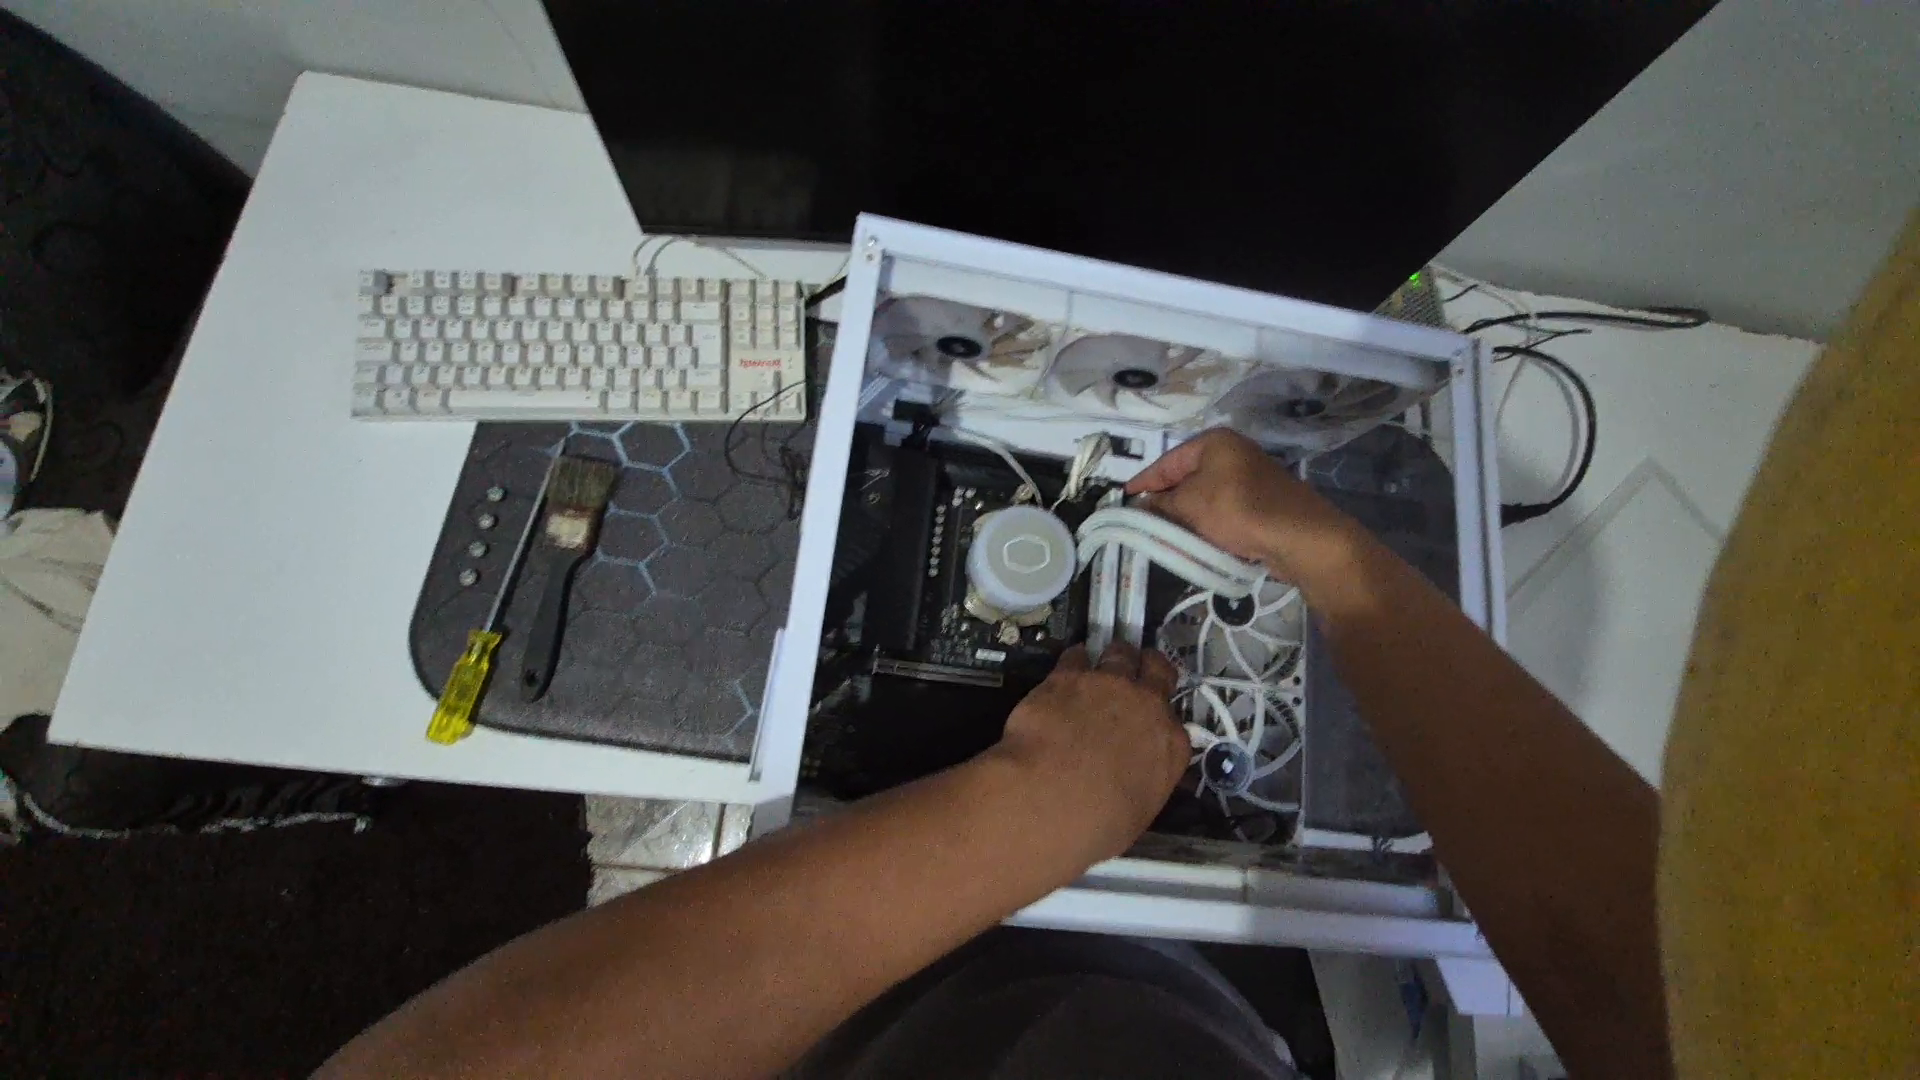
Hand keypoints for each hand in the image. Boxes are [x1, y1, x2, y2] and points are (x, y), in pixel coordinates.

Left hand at [986, 643, 1187, 862]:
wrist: (1053, 795)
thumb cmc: (1098, 821)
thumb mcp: (1137, 810)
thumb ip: (1140, 780)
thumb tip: (1128, 779)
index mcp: (1170, 745)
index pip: (1173, 720)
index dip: (1158, 715)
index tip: (1146, 718)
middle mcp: (1146, 705)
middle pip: (1156, 669)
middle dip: (1147, 665)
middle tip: (1136, 667)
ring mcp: (1108, 684)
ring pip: (1119, 653)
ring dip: (1112, 657)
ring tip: (1099, 664)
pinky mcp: (1068, 675)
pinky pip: (1075, 656)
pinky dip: (1073, 661)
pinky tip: (1064, 671)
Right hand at [1126, 427, 1362, 587]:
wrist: (1297, 536)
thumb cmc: (1236, 510)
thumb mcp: (1187, 506)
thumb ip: (1159, 505)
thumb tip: (1141, 507)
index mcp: (1214, 443)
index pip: (1167, 461)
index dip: (1144, 481)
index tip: (1125, 497)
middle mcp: (1233, 454)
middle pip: (1186, 477)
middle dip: (1165, 499)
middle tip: (1143, 518)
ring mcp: (1250, 477)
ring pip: (1205, 495)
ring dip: (1186, 514)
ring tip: (1165, 532)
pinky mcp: (1262, 502)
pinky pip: (1223, 510)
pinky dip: (1207, 522)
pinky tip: (1196, 538)